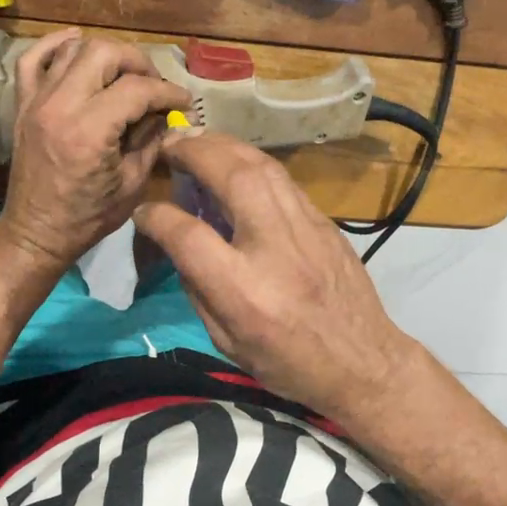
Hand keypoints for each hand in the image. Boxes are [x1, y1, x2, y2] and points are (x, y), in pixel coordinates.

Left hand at [0, 30, 192, 267]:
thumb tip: (166, 114)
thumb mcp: (132, 184)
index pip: (136, 89)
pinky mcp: (23, 105)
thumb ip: (150, 140)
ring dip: (105, 54)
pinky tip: (76, 42)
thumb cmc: (87, 218)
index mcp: (90, 131)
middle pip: (104, 53)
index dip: (167, 92)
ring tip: (123, 74)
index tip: (184, 102)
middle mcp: (60, 106)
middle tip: (153, 85)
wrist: (36, 233)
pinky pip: (32, 59)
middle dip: (137, 62)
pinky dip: (54, 45)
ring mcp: (37, 102)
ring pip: (73, 49)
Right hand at [134, 131, 421, 422]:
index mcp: (243, 291)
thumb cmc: (288, 364)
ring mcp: (306, 230)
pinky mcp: (325, 223)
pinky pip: (283, 181)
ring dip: (225, 146)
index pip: (188, 235)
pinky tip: (236, 164)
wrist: (363, 363)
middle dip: (196, 152)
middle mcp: (274, 249)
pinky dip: (253, 164)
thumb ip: (198, 289)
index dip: (157, 217)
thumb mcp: (227, 341)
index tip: (143, 211)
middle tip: (170, 143)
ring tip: (199, 141)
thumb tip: (179, 245)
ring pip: (263, 167)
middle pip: (232, 177)